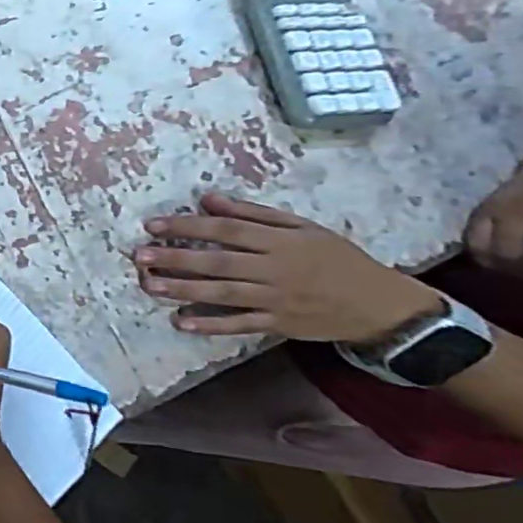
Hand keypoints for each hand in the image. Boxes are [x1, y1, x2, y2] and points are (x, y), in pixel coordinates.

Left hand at [134, 192, 439, 342]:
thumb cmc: (337, 260)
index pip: (228, 230)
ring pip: (224, 293)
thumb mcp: (303, 229)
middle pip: (220, 262)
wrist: (382, 305)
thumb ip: (253, 214)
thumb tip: (207, 198)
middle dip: (177, 258)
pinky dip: (211, 324)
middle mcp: (277, 269)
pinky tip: (181, 322)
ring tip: (149, 285)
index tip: (152, 225)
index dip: (189, 226)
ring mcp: (277, 299)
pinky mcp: (278, 324)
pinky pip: (240, 324)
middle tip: (139, 256)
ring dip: (184, 289)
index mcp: (283, 242)